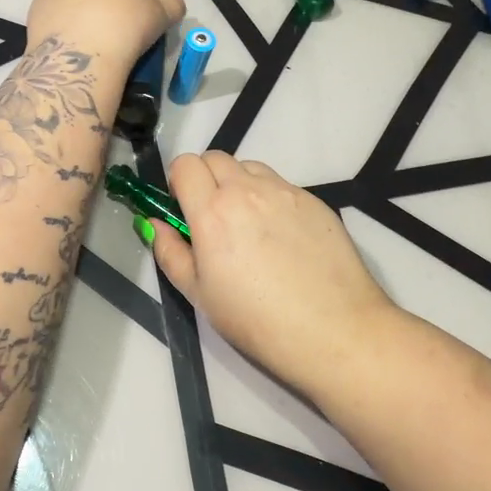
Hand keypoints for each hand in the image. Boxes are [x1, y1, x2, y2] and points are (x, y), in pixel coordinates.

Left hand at [24, 0, 184, 67]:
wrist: (80, 57)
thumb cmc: (126, 26)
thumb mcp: (161, 14)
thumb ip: (171, 4)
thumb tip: (174, 4)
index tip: (135, 9)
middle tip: (117, 26)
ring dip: (83, 11)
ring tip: (95, 39)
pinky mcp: (34, 9)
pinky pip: (56, 14)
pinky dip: (65, 26)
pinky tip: (76, 45)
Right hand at [147, 151, 394, 394]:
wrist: (337, 333)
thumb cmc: (258, 321)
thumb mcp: (199, 295)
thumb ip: (170, 252)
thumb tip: (153, 223)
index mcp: (212, 211)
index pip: (184, 164)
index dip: (178, 182)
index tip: (184, 210)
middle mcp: (248, 190)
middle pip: (215, 158)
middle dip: (206, 179)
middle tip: (213, 218)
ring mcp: (286, 192)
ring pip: (250, 168)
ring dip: (239, 184)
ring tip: (249, 226)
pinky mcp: (316, 202)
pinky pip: (282, 186)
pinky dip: (271, 200)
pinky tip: (283, 239)